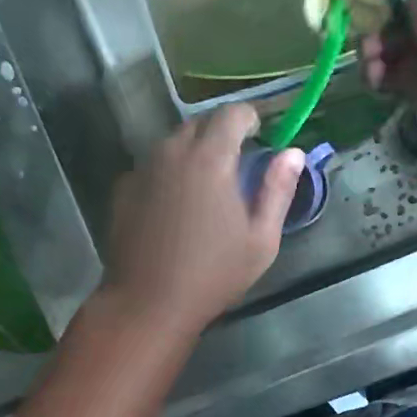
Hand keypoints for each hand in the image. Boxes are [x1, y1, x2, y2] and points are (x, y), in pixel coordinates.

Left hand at [98, 105, 304, 333]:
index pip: (232, 113)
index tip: (258, 134)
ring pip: (172, 145)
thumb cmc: (212, 275)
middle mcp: (172, 153)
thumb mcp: (261, 240)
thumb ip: (278, 191)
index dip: (249, 118)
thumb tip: (293, 153)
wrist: (148, 303)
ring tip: (204, 187)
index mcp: (210, 159)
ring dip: (191, 153)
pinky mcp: (123, 190)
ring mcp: (143, 170)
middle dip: (220, 134)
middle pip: (199, 124)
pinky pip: (151, 168)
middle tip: (234, 163)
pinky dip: (167, 175)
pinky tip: (173, 207)